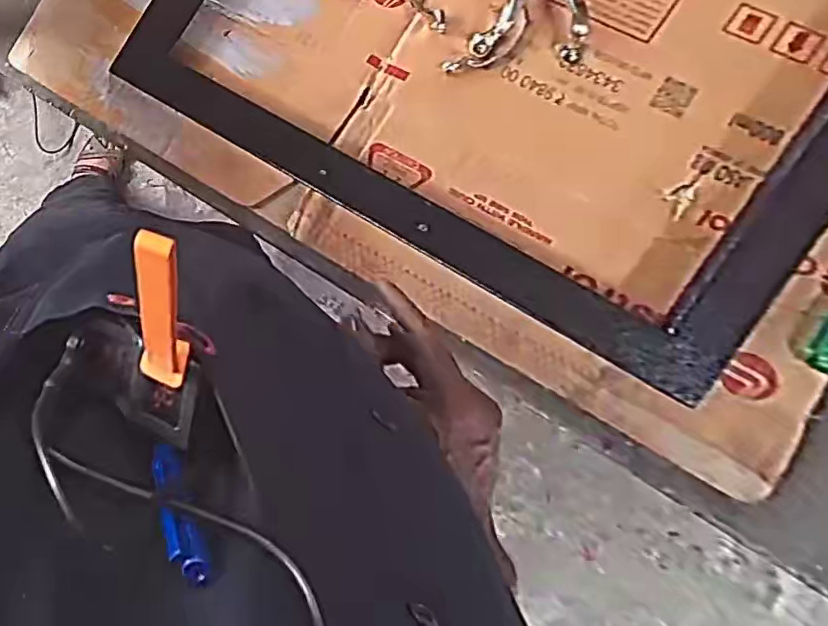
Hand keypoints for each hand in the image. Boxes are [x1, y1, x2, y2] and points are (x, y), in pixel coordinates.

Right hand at [347, 280, 516, 587]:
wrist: (446, 542)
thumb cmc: (422, 487)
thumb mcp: (384, 413)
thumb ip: (367, 366)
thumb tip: (352, 329)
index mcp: (463, 401)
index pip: (425, 338)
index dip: (398, 307)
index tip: (379, 285)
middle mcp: (476, 410)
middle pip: (421, 355)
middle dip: (382, 344)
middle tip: (351, 338)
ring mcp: (475, 426)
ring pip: (422, 376)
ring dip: (388, 368)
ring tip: (358, 368)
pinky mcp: (466, 439)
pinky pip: (426, 396)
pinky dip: (400, 389)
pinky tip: (375, 397)